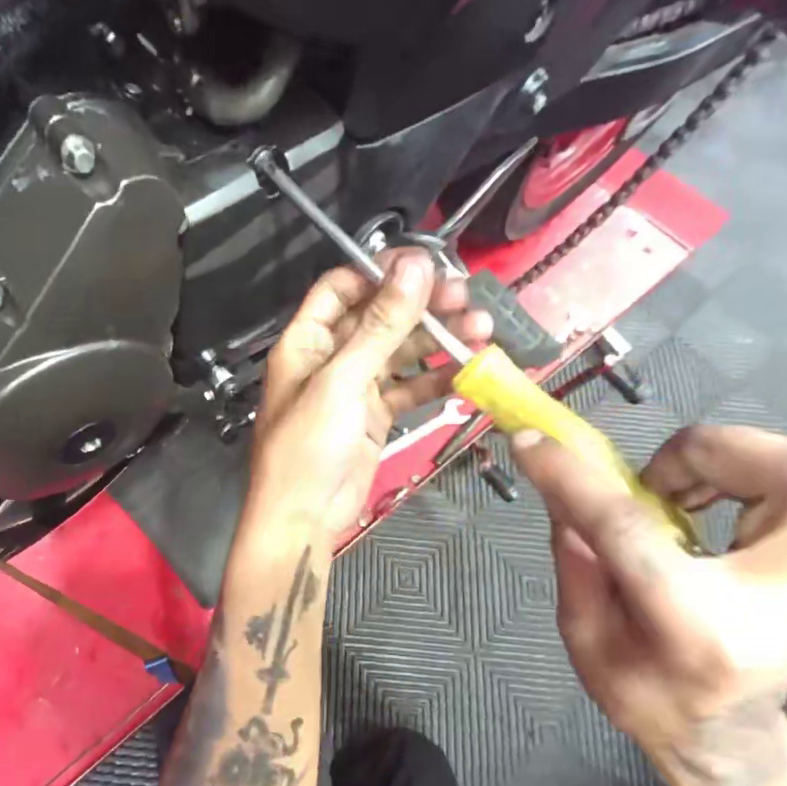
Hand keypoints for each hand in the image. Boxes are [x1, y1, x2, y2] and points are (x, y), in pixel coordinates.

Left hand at [248, 250, 489, 546]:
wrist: (305, 519)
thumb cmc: (308, 446)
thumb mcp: (343, 380)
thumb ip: (381, 324)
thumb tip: (414, 267)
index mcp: (308, 340)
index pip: (342, 288)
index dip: (380, 273)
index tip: (425, 267)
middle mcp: (331, 357)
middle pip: (379, 317)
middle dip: (421, 306)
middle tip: (466, 296)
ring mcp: (356, 387)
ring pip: (401, 352)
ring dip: (439, 340)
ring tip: (481, 328)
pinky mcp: (376, 415)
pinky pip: (410, 388)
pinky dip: (437, 379)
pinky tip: (469, 369)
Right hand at [512, 425, 786, 785]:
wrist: (729, 739)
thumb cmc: (650, 697)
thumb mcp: (586, 636)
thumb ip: (574, 555)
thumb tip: (561, 479)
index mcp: (696, 630)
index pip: (631, 530)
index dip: (575, 478)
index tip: (533, 443)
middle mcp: (783, 600)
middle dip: (712, 453)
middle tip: (657, 484)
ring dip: (740, 458)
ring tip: (684, 493)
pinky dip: (766, 468)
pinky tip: (715, 500)